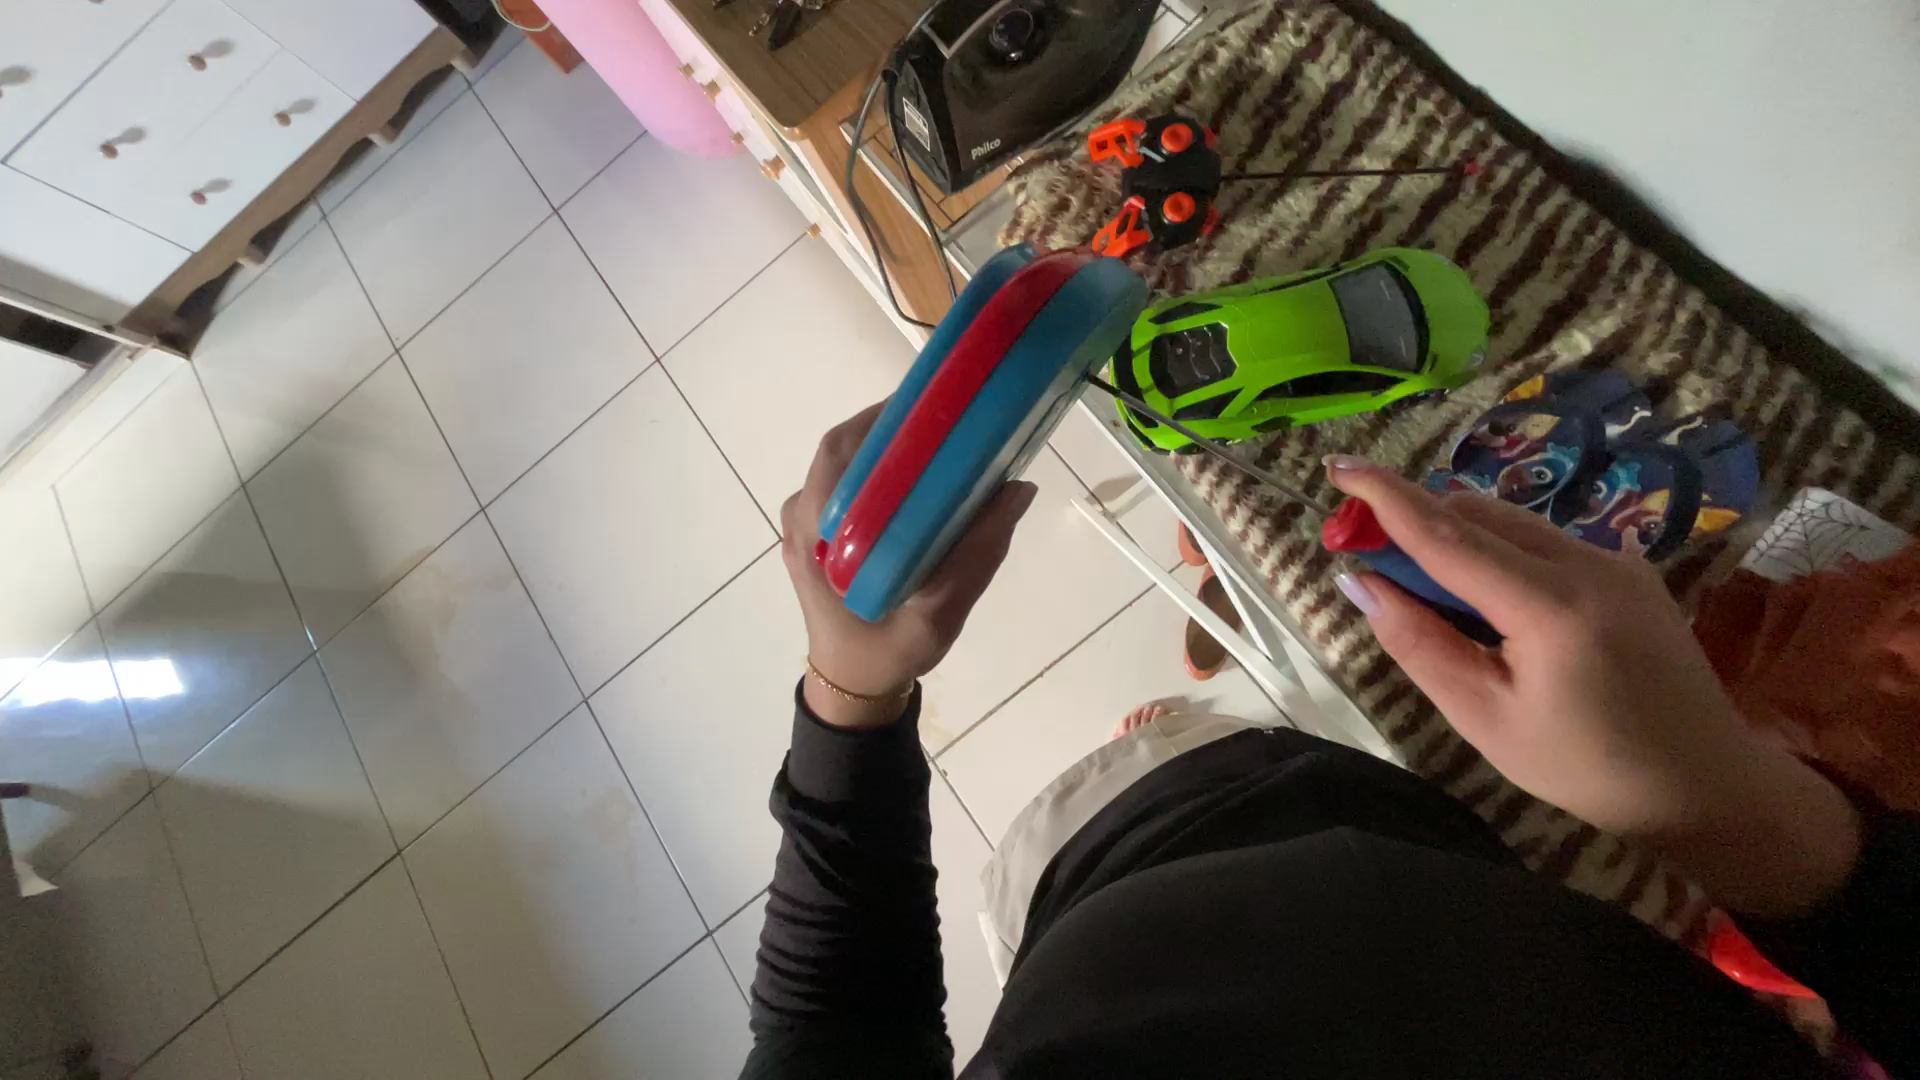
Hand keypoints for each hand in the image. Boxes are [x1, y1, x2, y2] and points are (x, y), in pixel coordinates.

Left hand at [781, 402, 1037, 728]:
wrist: (854, 685)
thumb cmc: (887, 654)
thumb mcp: (936, 617)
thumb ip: (976, 557)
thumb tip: (1018, 489)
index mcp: (815, 535)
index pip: (842, 453)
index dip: (885, 420)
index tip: (937, 405)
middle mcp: (802, 518)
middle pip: (844, 449)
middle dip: (896, 426)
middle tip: (951, 418)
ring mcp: (807, 523)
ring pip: (847, 463)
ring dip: (891, 445)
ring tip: (943, 437)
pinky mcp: (819, 531)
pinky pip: (850, 484)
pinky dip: (885, 469)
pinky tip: (924, 472)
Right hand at [1324, 456, 1859, 915]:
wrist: (1710, 787)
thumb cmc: (1584, 766)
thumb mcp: (1481, 716)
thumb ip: (1417, 643)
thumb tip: (1359, 583)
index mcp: (1551, 609)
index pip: (1447, 536)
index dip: (1385, 497)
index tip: (1338, 465)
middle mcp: (1587, 565)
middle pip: (1473, 515)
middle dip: (1406, 516)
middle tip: (1356, 548)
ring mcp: (1613, 561)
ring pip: (1503, 520)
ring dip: (1443, 532)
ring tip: (1409, 579)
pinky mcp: (1622, 568)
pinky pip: (1533, 537)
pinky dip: (1482, 546)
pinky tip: (1469, 590)